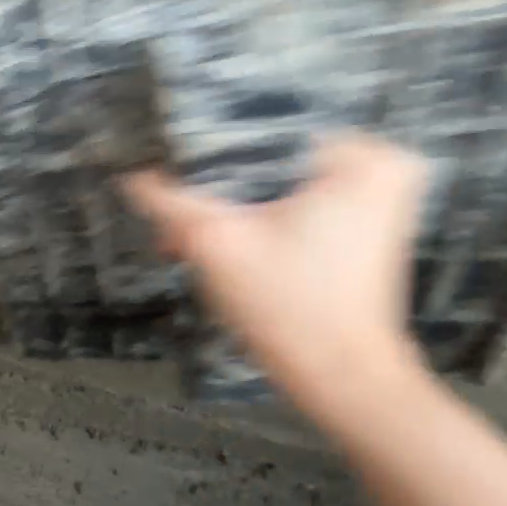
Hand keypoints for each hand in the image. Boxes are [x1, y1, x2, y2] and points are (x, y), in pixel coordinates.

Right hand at [121, 132, 429, 406]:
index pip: (256, 131)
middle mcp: (380, 170)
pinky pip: (285, 204)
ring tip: (189, 239)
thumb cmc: (288, 306)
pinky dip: (249, 220)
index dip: (202, 154)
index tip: (164, 174)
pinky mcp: (361, 227)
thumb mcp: (210, 241)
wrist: (339, 374)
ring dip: (223, 208)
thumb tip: (127, 173)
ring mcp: (375, 200)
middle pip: (262, 159)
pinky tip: (219, 246)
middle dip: (212, 188)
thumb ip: (163, 199)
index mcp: (362, 160)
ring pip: (268, 184)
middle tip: (178, 220)